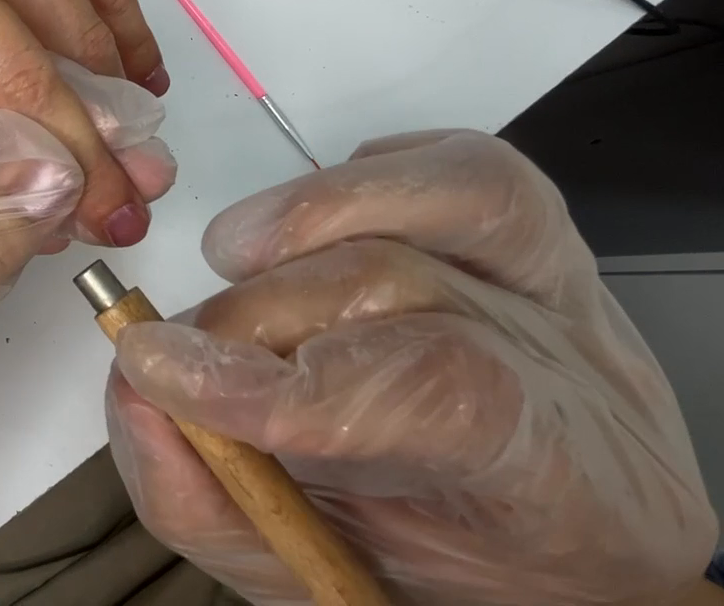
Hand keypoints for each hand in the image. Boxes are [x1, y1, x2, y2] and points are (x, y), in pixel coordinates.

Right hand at [105, 131, 717, 605]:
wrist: (511, 531)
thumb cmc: (400, 554)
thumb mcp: (285, 562)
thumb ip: (195, 494)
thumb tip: (136, 382)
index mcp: (564, 496)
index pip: (437, 394)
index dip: (280, 377)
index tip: (152, 365)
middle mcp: (587, 374)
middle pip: (403, 287)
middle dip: (254, 312)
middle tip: (179, 347)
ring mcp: (568, 285)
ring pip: (459, 195)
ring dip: (305, 216)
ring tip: (231, 260)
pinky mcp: (530, 227)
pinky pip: (457, 161)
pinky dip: (363, 177)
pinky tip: (312, 229)